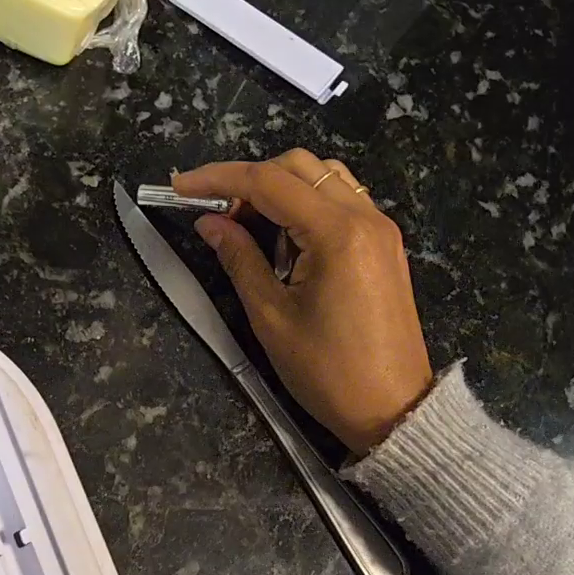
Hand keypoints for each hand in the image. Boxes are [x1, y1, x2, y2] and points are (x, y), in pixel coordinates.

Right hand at [175, 149, 433, 451]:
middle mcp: (365, 217)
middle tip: (218, 216)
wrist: (392, 408)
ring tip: (250, 225)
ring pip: (323, 176)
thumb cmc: (327, 371)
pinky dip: (306, 203)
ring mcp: (380, 228)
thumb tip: (209, 223)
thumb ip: (239, 259)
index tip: (180, 186)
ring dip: (280, 187)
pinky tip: (285, 237)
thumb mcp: (271, 317)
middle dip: (249, 180)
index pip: (268, 182)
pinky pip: (342, 199)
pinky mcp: (384, 243)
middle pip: (298, 167)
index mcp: (336, 234)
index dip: (218, 178)